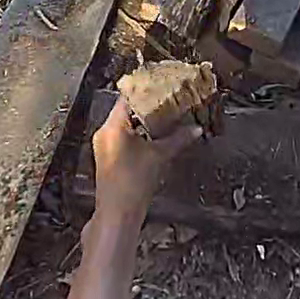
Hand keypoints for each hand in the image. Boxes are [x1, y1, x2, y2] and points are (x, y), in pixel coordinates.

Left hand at [90, 96, 200, 226]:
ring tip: (162, 116)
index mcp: (112, 127)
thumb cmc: (134, 183)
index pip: (127, 98)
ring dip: (141, 120)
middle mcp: (104, 132)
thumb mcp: (159, 157)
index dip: (144, 90)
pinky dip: (136, 133)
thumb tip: (195, 129)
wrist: (118, 214)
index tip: (159, 84)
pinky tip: (151, 136)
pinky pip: (121, 137)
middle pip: (125, 110)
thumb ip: (178, 139)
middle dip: (145, 106)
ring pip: (123, 124)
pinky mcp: (107, 157)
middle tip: (165, 99)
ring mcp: (104, 145)